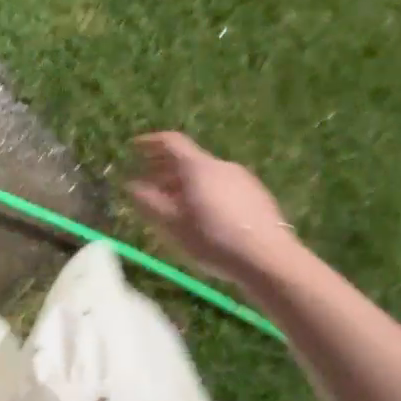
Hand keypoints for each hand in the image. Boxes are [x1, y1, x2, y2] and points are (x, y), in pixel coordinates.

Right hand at [127, 131, 299, 280]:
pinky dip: (204, 192)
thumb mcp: (171, 223)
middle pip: (188, 158)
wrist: (269, 259)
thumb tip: (130, 184)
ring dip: (183, 182)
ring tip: (172, 203)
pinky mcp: (257, 196)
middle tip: (146, 181)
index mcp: (197, 167)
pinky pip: (222, 186)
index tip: (132, 148)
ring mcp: (243, 180)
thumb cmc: (212, 238)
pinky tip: (202, 215)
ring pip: (205, 174)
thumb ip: (147, 201)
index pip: (170, 142)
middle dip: (163, 167)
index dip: (149, 142)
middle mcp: (221, 166)